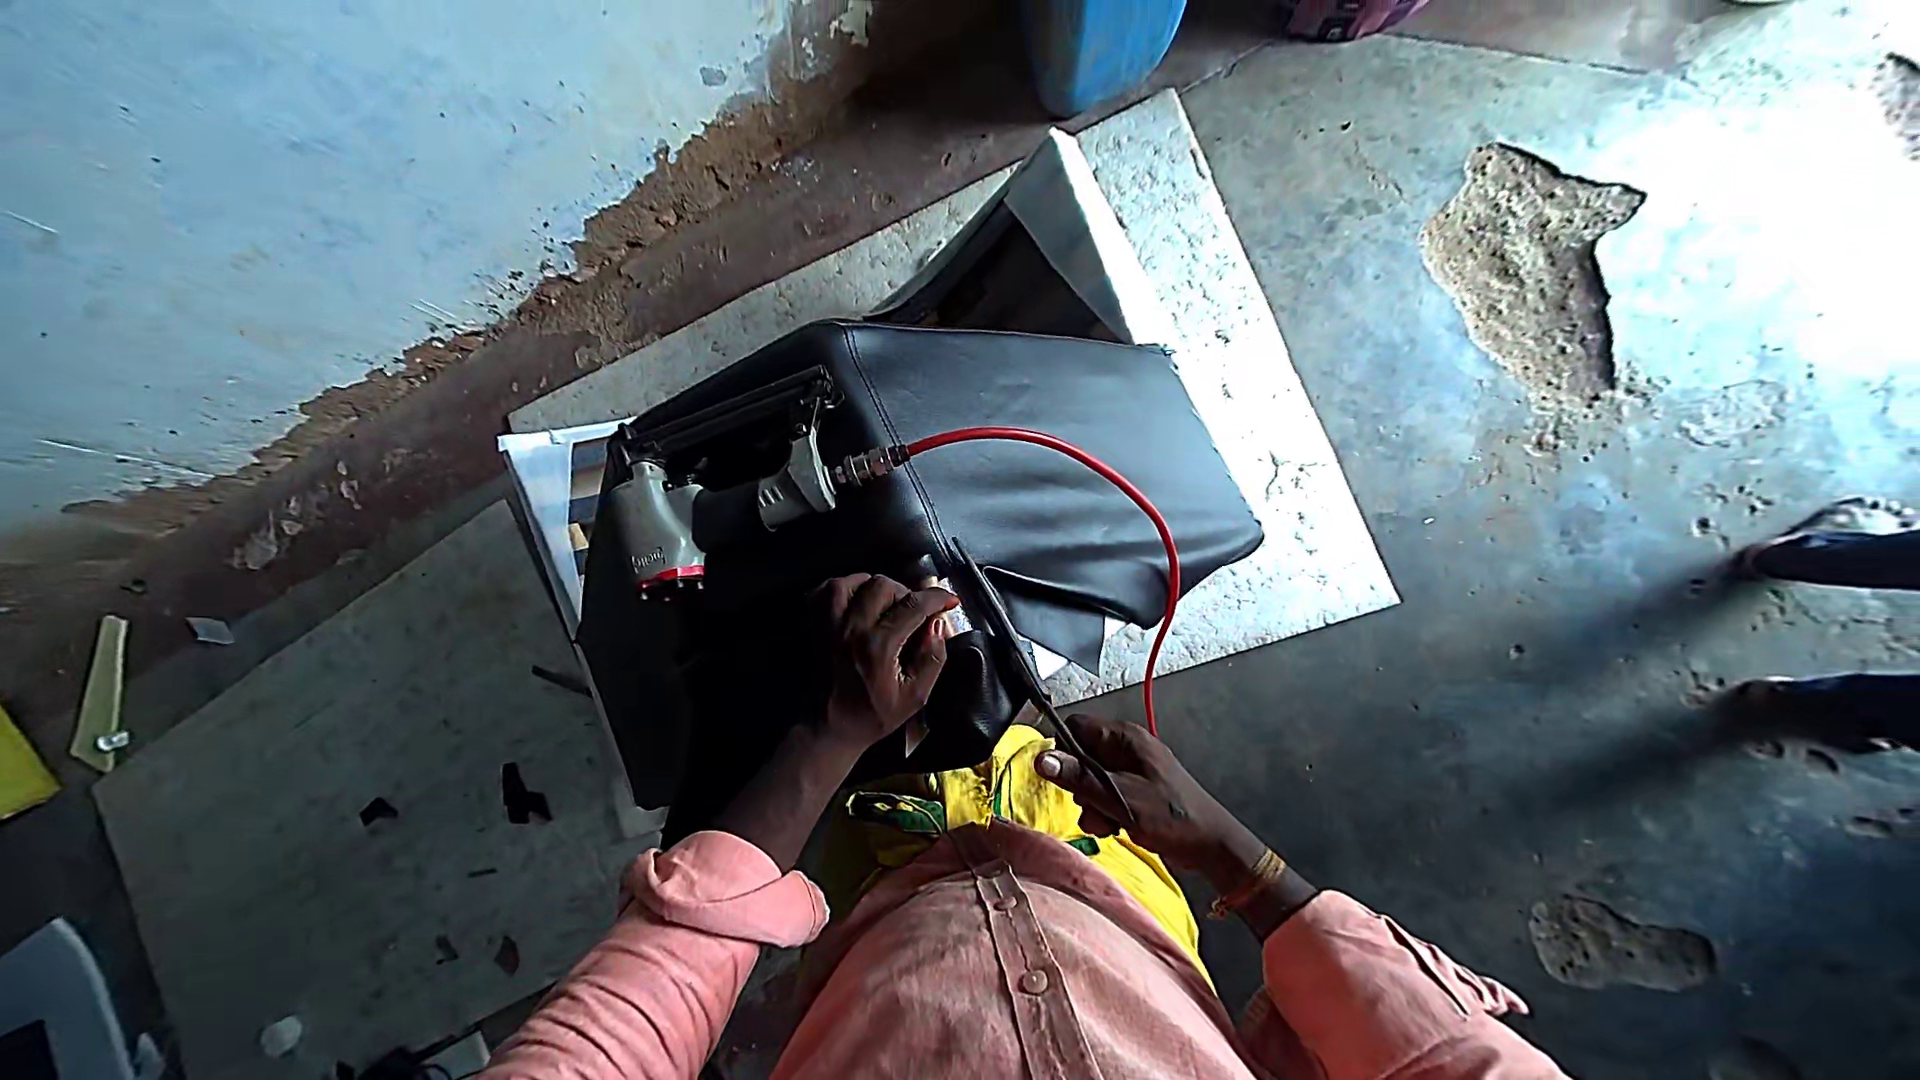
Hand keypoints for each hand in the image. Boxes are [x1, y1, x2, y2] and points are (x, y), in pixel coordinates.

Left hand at [817, 574, 958, 753]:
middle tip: (913, 611)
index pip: (913, 605)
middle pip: (883, 585)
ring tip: (886, 603)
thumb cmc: (873, 714)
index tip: (949, 600)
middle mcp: (852, 628)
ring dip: (875, 586)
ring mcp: (828, 623)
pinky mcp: (814, 624)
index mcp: (878, 646)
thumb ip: (932, 658)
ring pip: (854, 581)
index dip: (937, 597)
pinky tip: (857, 600)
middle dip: (906, 593)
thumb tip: (937, 625)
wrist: (827, 727)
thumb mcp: (915, 697)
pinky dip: (845, 587)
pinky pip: (826, 589)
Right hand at [1036, 713, 1264, 888]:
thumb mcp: (1119, 798)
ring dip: (1091, 803)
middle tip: (1092, 808)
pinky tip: (1113, 827)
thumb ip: (1079, 778)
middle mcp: (1126, 746)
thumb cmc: (1170, 817)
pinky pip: (1106, 791)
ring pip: (1091, 777)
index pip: (1075, 727)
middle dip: (1079, 785)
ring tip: (1106, 823)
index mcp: (1124, 737)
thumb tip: (1041, 759)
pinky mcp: (1135, 787)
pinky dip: (1104, 809)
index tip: (1066, 779)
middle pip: (1080, 754)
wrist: (1211, 846)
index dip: (1064, 751)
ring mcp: (1131, 767)